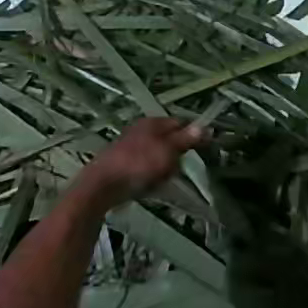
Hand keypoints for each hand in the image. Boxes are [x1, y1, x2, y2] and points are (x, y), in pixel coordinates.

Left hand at [76, 118, 204, 206]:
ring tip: (162, 179)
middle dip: (177, 154)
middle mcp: (141, 129)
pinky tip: (148, 184)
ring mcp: (130, 145)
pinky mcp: (123, 162)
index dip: (193, 134)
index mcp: (153, 122)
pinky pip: (145, 166)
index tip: (204, 150)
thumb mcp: (168, 151)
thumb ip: (186, 138)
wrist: (102, 185)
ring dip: (164, 166)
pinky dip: (150, 174)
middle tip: (178, 168)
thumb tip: (205, 125)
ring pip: (157, 153)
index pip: (180, 122)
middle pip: (169, 138)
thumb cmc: (139, 164)